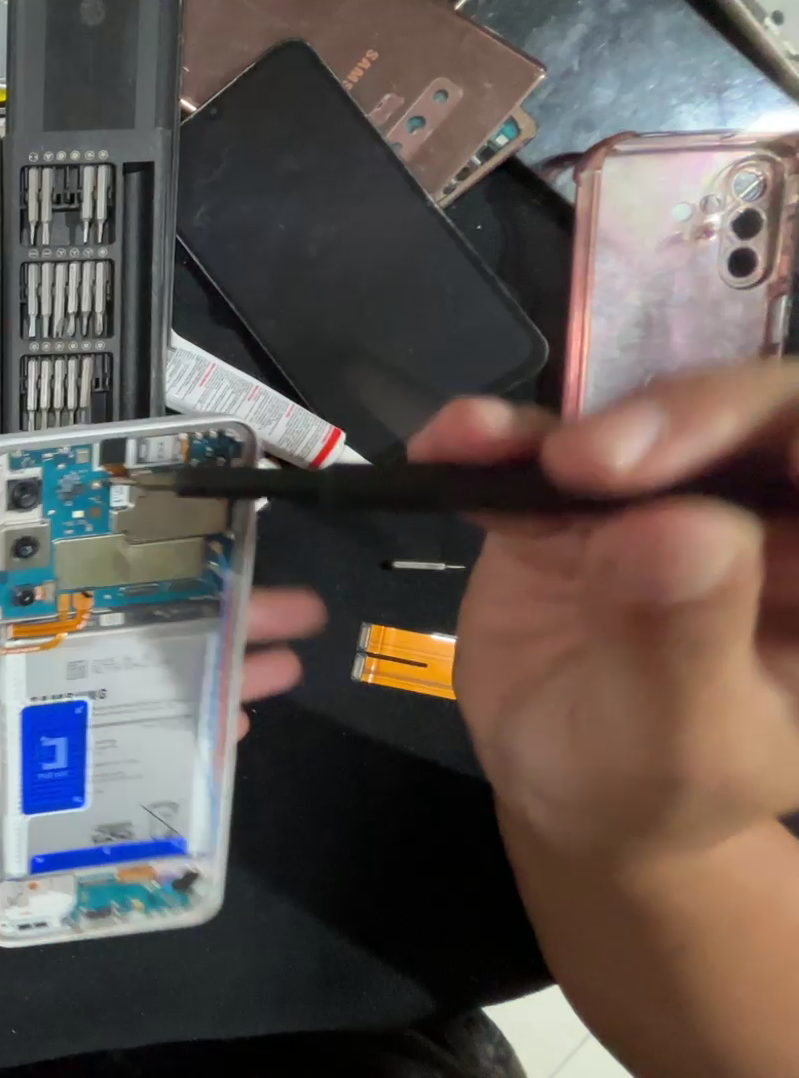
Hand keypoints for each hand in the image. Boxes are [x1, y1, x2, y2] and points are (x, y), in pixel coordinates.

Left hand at [0, 506, 326, 920]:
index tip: (168, 515)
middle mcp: (12, 659)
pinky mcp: (58, 750)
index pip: (41, 568)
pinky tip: (221, 707)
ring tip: (268, 641)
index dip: (102, 537)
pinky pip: (128, 717)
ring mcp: (40, 706)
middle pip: (106, 614)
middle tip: (255, 581)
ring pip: (130, 663)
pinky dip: (176, 710)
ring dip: (197, 650)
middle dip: (185, 595)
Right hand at [409, 367, 798, 860]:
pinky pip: (527, 461)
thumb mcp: (673, 739)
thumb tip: (673, 527)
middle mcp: (763, 528)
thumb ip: (678, 643)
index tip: (643, 468)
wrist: (557, 789)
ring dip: (544, 423)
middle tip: (573, 461)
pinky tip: (443, 445)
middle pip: (749, 422)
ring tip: (468, 438)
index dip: (763, 433)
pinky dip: (482, 445)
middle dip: (665, 416)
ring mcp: (652, 514)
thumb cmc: (643, 785)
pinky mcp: (561, 517)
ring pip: (623, 426)